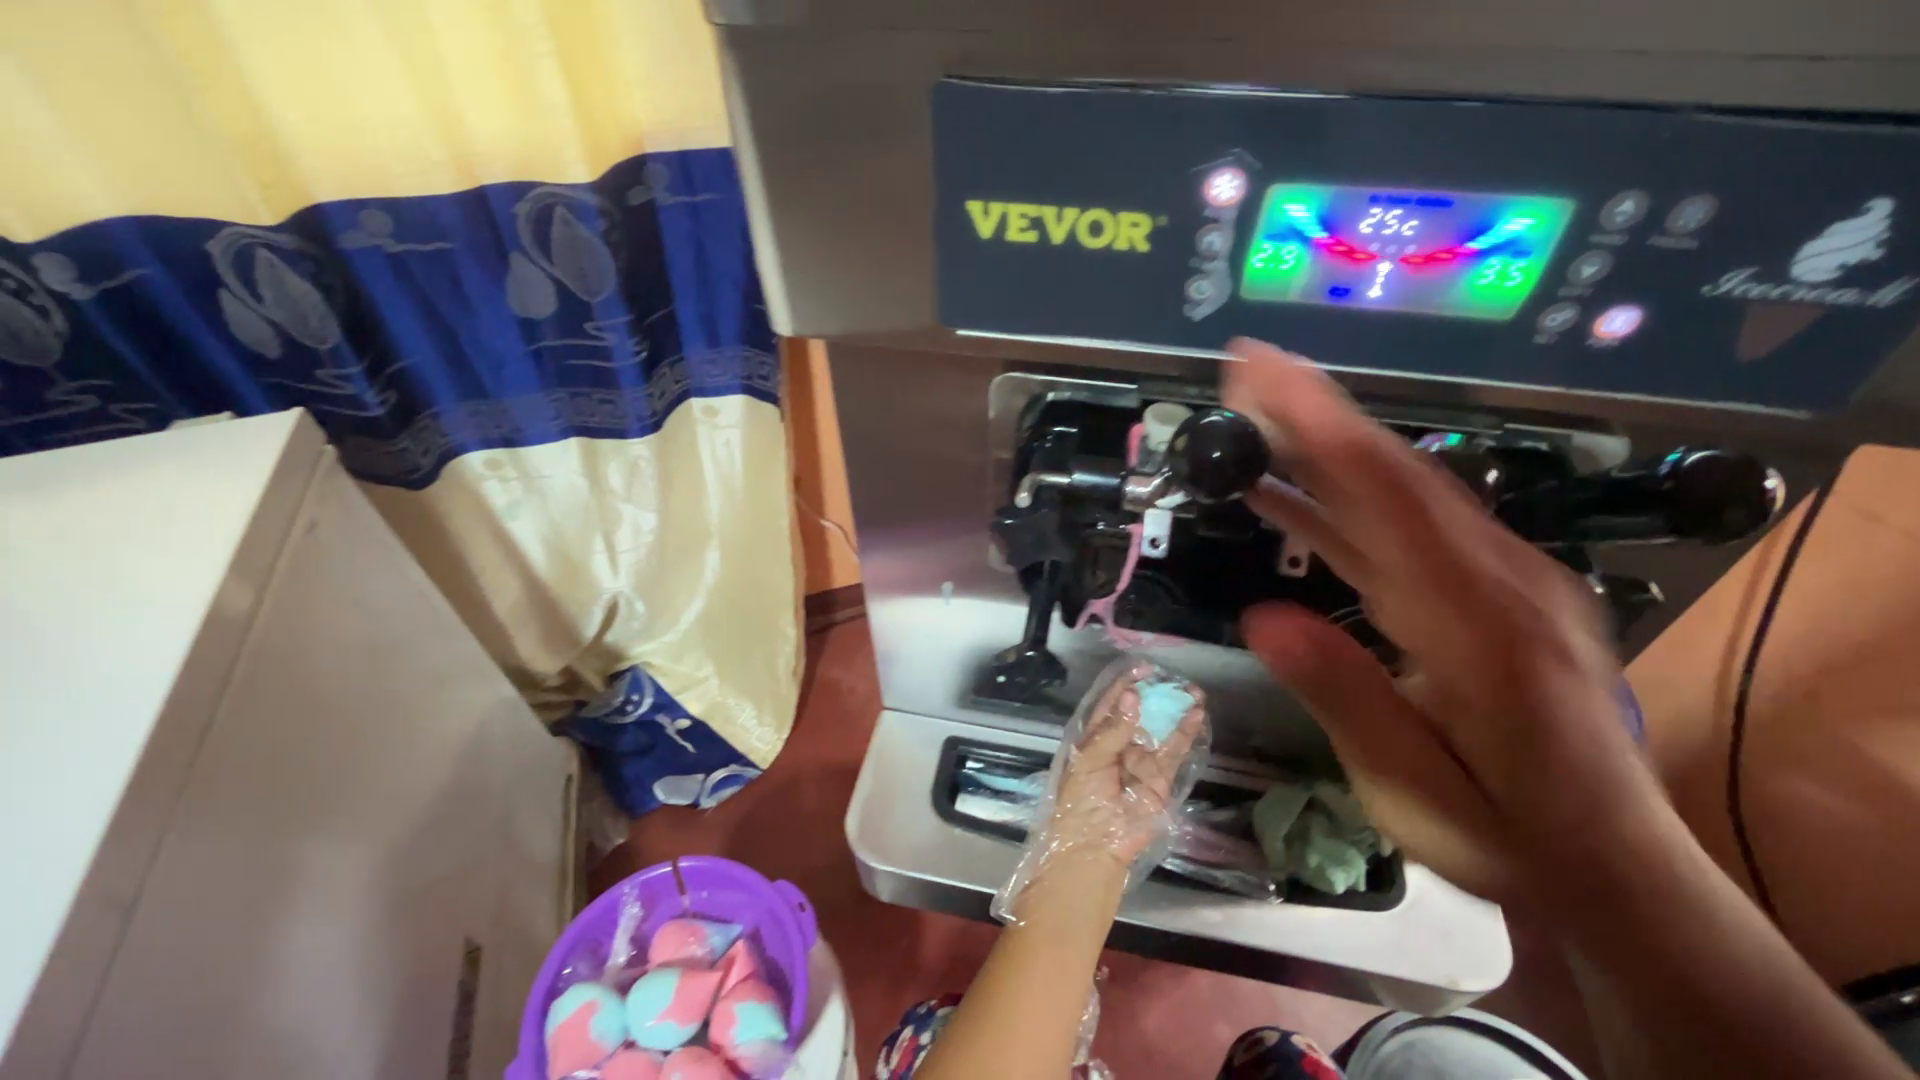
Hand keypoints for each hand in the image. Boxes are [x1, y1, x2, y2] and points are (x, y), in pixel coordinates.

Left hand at [1044, 664, 1205, 868]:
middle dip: (1155, 695)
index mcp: (1094, 740)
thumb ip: (1113, 730)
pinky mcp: (1160, 779)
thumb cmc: (1081, 802)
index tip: (1142, 669)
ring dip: (1175, 711)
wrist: (1095, 847)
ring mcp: (1141, 763)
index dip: (1125, 686)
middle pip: (1139, 715)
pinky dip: (1185, 733)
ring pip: (1160, 730)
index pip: (1111, 706)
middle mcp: (1119, 747)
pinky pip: (1174, 751)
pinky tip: (1196, 714)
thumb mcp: (1089, 761)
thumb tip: (1133, 697)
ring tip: (1191, 690)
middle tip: (1170, 678)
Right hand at [1223, 339, 1658, 899]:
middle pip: (1404, 477)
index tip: (1261, 376)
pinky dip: (1356, 498)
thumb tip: (1260, 616)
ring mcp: (1512, 580)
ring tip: (1259, 413)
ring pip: (1412, 494)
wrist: (1613, 862)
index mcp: (1483, 629)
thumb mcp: (1411, 789)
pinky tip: (1301, 493)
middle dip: (1321, 414)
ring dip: (1334, 447)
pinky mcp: (1504, 589)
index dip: (1322, 431)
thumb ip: (1345, 698)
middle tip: (1246, 368)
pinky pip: (1421, 526)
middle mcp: (1507, 582)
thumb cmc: (1505, 834)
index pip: (1392, 504)